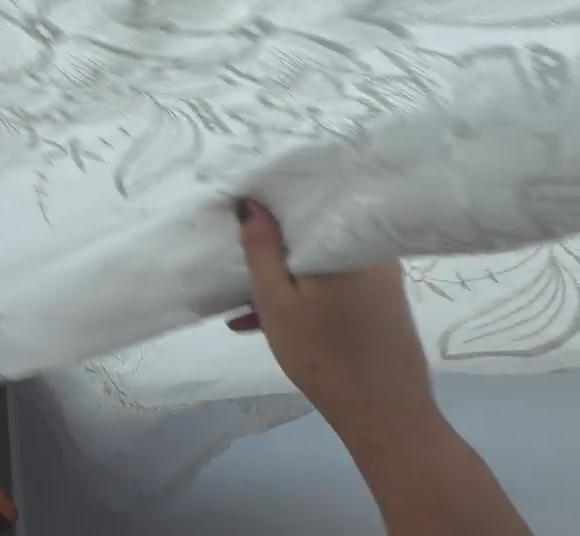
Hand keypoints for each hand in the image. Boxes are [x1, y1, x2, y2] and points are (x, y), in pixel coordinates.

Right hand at [230, 199, 439, 447]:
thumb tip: (249, 203)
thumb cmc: (323, 354)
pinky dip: (299, 294)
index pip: (311, 204)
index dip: (273, 199)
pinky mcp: (380, 307)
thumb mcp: (275, 299)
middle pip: (313, 234)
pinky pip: (331, 285)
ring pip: (318, 262)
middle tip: (232, 245)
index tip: (240, 199)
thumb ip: (260, 248)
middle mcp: (373, 260)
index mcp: (351, 251)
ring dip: (280, 273)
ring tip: (240, 297)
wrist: (386, 419)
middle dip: (270, 241)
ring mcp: (381, 286)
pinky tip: (260, 317)